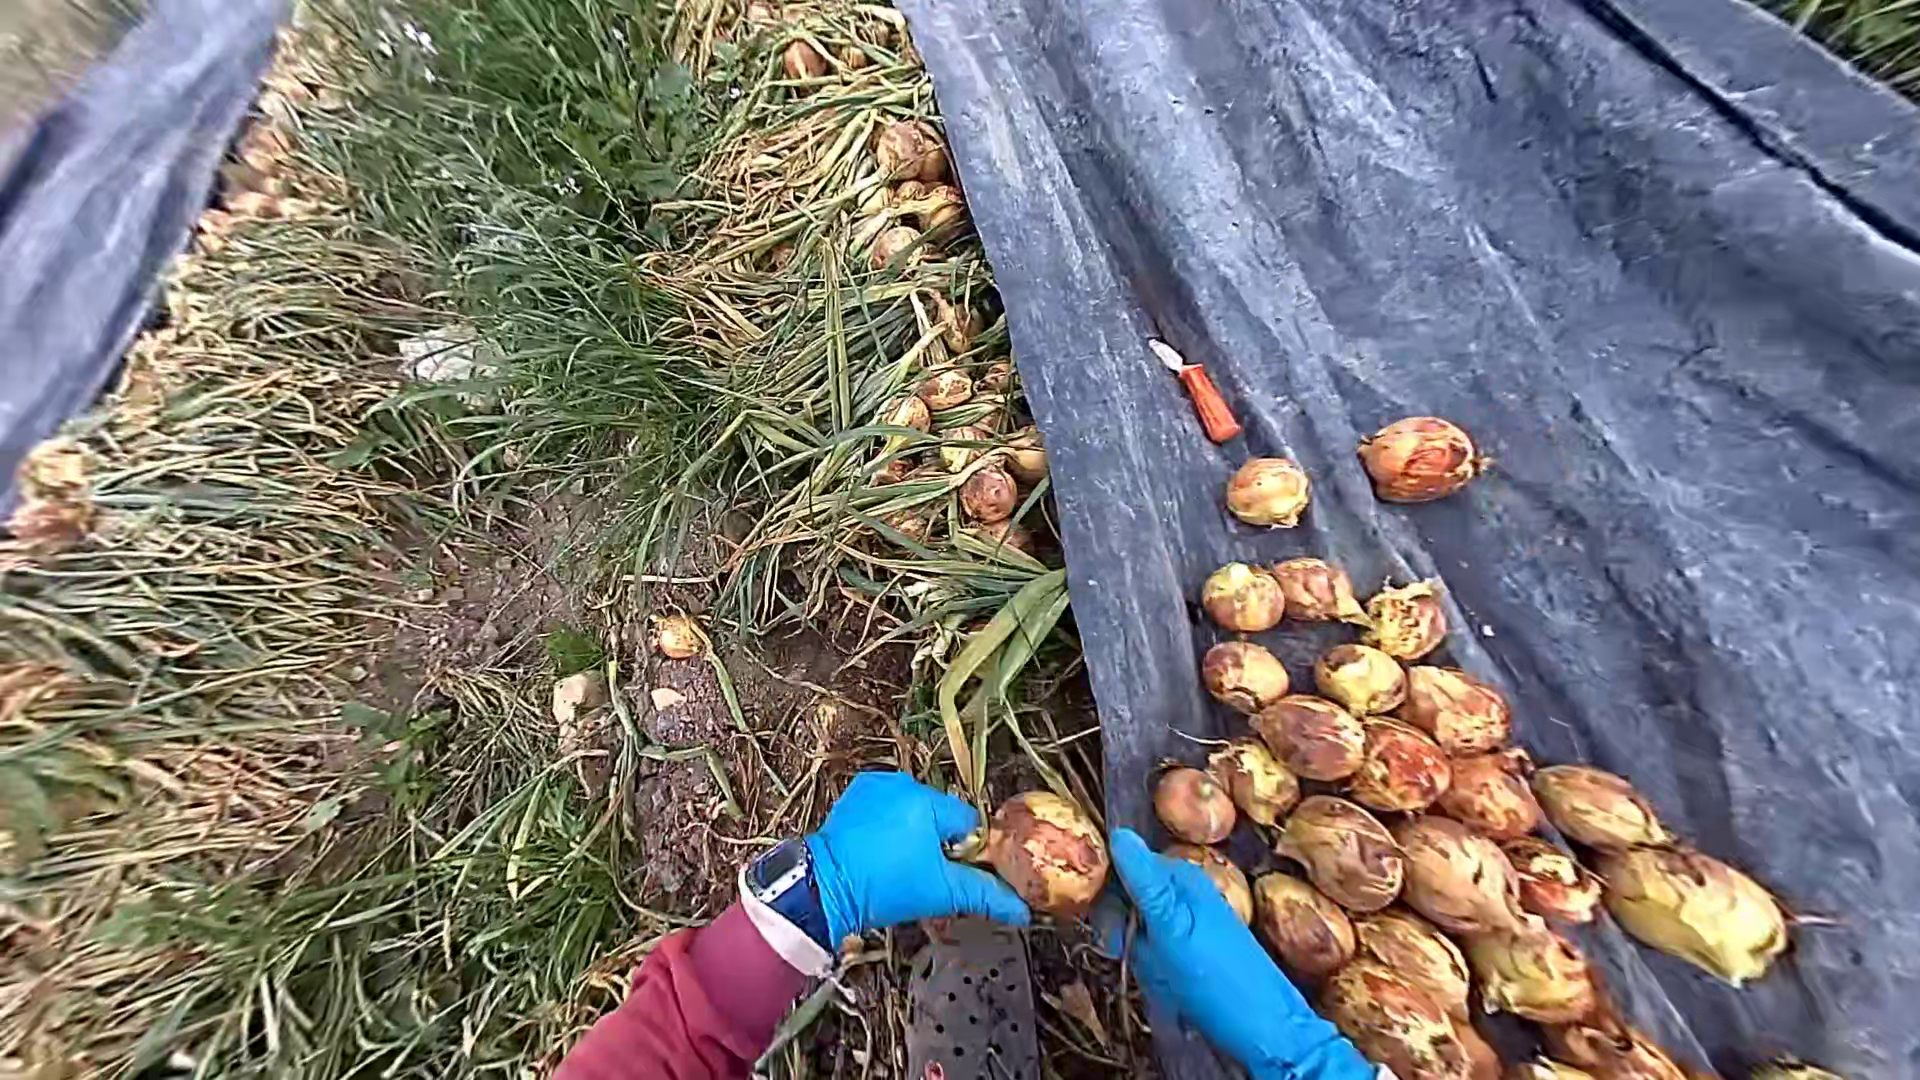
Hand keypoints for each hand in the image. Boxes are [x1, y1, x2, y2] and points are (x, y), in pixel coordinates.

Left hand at [806, 771, 1030, 941]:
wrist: (825, 887)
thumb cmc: (885, 886)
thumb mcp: (940, 891)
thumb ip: (983, 894)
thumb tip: (1021, 909)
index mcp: (927, 800)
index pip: (967, 821)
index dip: (965, 849)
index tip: (951, 871)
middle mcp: (904, 782)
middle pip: (940, 813)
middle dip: (938, 841)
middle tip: (923, 872)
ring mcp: (879, 783)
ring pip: (914, 808)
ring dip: (914, 830)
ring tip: (899, 861)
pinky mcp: (859, 790)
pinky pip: (889, 803)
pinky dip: (890, 820)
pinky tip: (881, 845)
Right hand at [1096, 829, 1374, 1079]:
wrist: (1273, 1041)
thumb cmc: (1221, 982)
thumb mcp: (1173, 927)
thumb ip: (1144, 880)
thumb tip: (1118, 832)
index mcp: (1179, 876)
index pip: (1123, 865)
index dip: (1107, 895)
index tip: (1108, 929)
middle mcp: (1183, 892)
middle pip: (1127, 897)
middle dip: (1123, 931)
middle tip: (1130, 957)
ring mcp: (1189, 922)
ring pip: (1138, 929)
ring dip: (1140, 957)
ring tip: (1159, 979)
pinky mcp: (1192, 951)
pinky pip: (1155, 953)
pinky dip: (1155, 972)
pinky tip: (1169, 990)